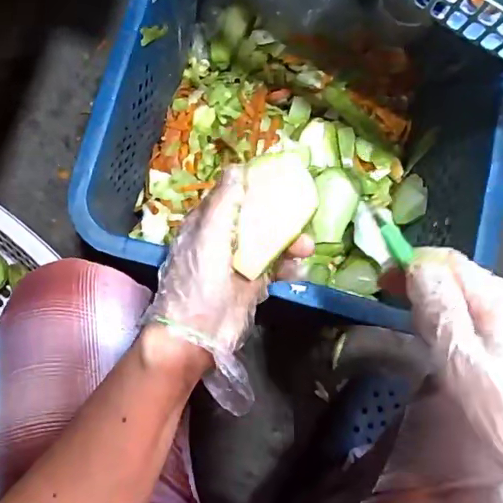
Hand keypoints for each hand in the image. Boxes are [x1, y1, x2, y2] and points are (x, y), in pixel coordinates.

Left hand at [142, 165, 303, 413]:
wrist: (197, 334)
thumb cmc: (198, 282)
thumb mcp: (208, 235)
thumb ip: (222, 202)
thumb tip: (237, 168)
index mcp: (205, 224)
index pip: (231, 195)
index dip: (253, 186)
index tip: (280, 179)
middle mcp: (221, 240)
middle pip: (255, 218)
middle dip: (280, 216)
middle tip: (301, 217)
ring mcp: (237, 263)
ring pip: (269, 242)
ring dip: (289, 242)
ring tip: (305, 248)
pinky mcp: (251, 285)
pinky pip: (275, 267)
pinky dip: (288, 266)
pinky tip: (297, 269)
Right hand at [406, 248, 502, 502]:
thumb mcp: (462, 359)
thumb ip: (438, 309)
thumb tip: (416, 264)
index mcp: (497, 298)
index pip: (446, 259)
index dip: (409, 264)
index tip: (379, 284)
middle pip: (455, 275)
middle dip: (419, 283)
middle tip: (389, 309)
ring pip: (461, 298)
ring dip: (431, 304)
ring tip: (410, 329)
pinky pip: (472, 319)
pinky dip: (447, 323)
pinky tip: (440, 346)